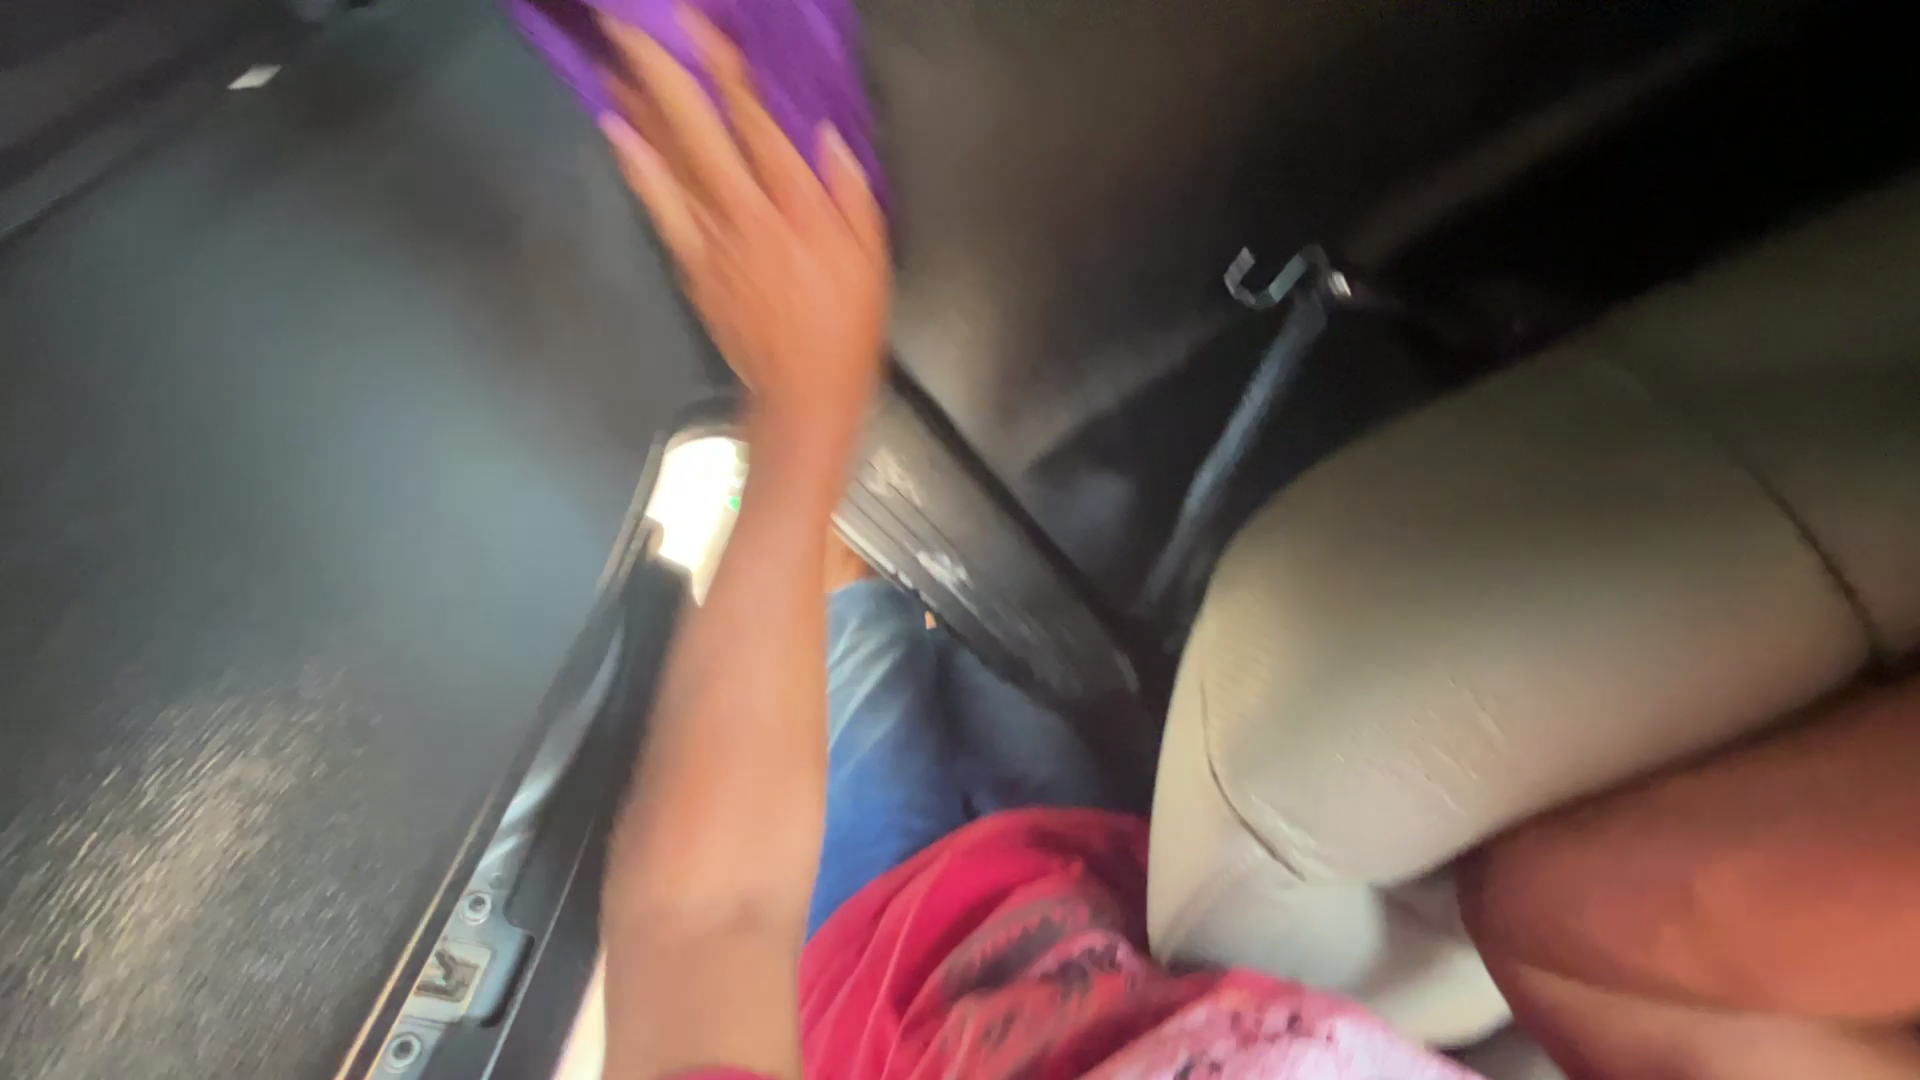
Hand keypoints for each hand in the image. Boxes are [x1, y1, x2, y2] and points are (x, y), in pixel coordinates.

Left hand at [597, 8, 889, 454]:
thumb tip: (824, 139)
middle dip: (663, 70)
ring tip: (613, 58)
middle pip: (699, 130)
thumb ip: (849, 195)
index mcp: (799, 209)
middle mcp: (748, 214)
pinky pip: (660, 208)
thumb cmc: (847, 330)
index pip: (756, 123)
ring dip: (640, 106)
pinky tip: (617, 132)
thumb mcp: (872, 261)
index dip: (725, 68)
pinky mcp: (694, 269)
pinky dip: (636, 167)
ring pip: (670, 162)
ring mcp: (713, 242)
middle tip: (630, 22)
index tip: (699, 25)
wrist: (803, 396)